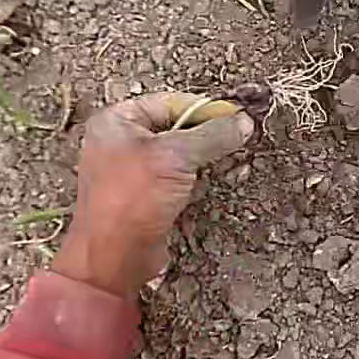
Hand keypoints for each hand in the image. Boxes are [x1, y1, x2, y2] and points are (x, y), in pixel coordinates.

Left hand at [52, 93, 251, 296]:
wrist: (113, 256)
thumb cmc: (133, 198)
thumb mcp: (177, 156)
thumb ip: (213, 134)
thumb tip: (245, 122)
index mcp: (118, 121)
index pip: (172, 102)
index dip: (206, 109)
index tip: (237, 117)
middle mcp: (123, 140)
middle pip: (179, 127)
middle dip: (210, 134)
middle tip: (239, 138)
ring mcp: (136, 169)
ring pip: (183, 153)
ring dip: (209, 157)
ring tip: (233, 162)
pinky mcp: (149, 194)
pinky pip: (181, 176)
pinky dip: (201, 177)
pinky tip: (218, 181)